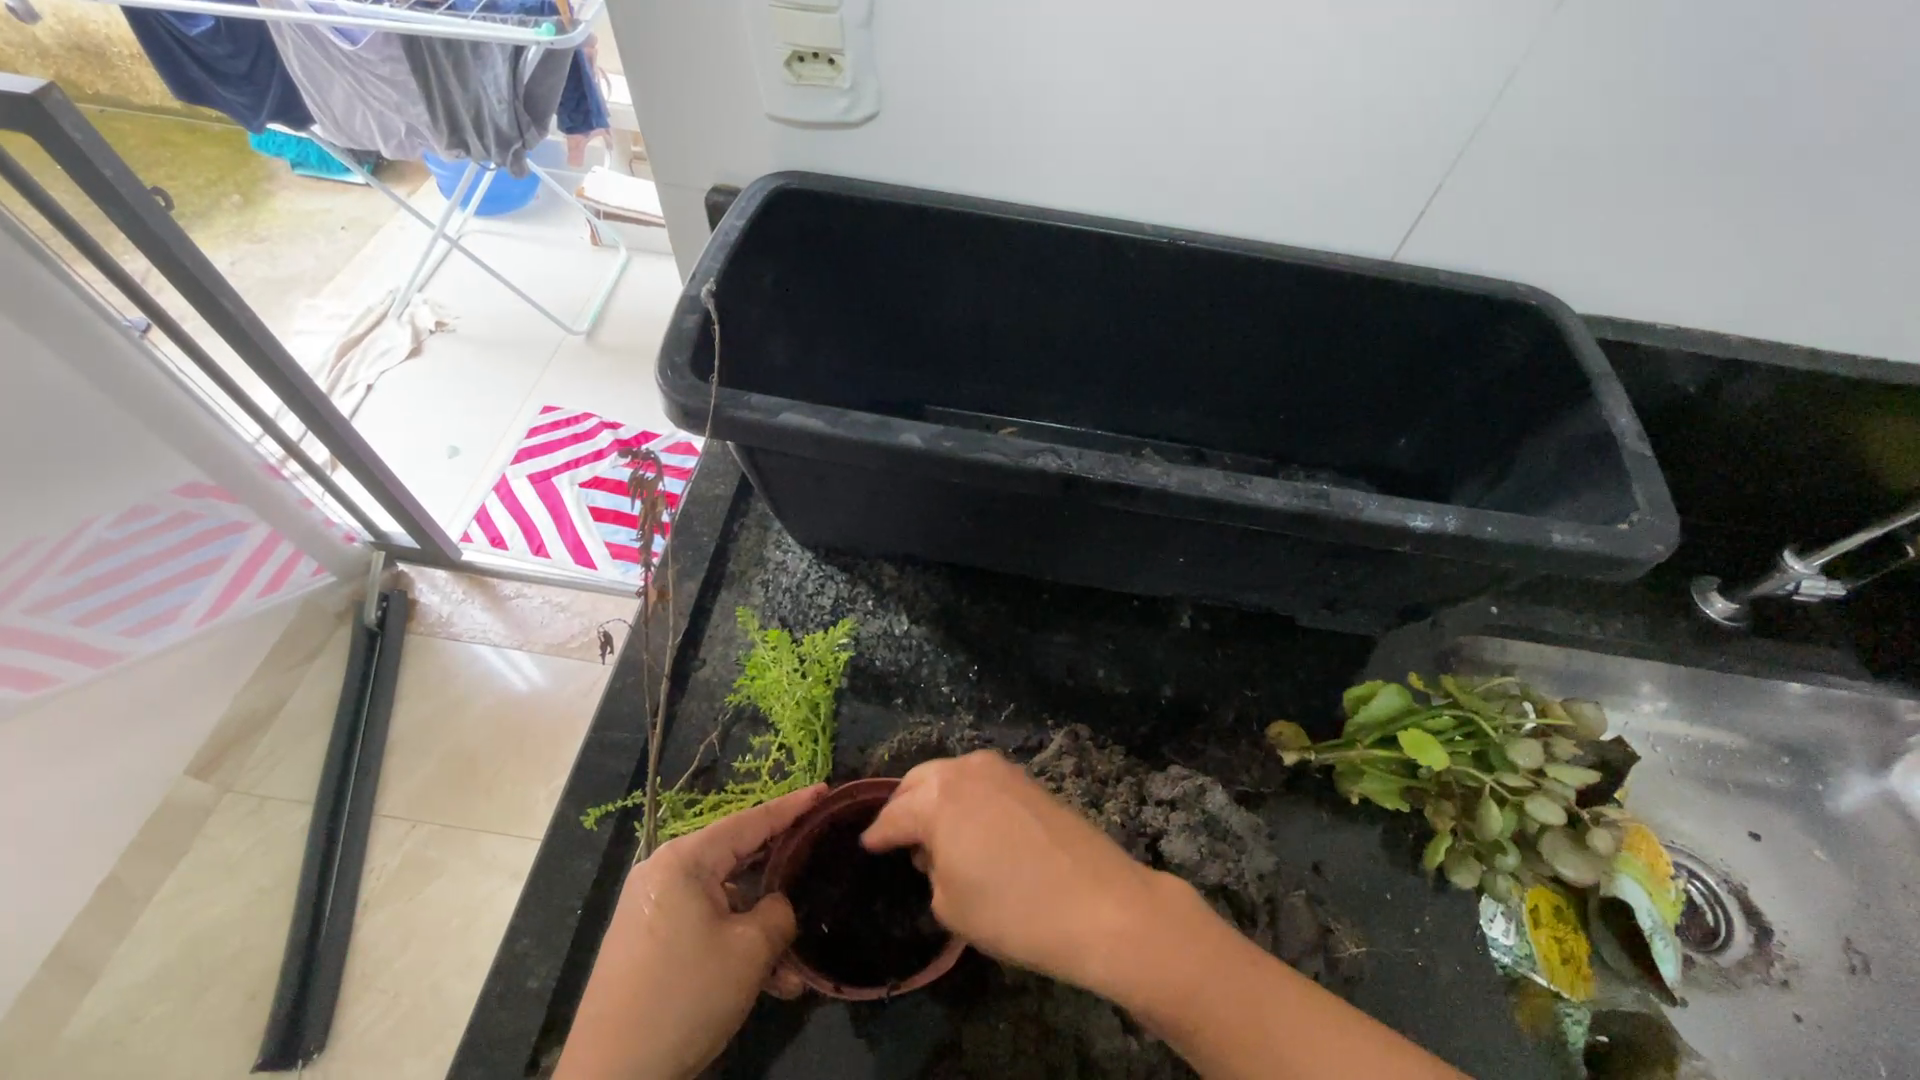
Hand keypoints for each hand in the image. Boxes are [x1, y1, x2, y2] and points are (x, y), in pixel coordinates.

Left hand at [556, 784, 826, 1079]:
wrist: (614, 1075)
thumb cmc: (686, 995)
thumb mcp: (750, 951)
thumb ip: (778, 912)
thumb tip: (778, 906)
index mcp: (683, 861)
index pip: (749, 821)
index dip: (792, 807)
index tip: (825, 790)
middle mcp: (665, 876)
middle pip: (737, 859)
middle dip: (782, 877)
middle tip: (822, 861)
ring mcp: (655, 911)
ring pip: (727, 904)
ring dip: (763, 931)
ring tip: (797, 967)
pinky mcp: (652, 944)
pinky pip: (707, 929)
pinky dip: (738, 948)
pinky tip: (772, 985)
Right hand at [860, 751, 1180, 995]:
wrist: (1101, 906)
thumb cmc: (1014, 912)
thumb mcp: (950, 905)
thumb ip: (930, 870)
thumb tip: (935, 853)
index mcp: (936, 797)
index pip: (892, 816)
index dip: (876, 836)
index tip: (866, 847)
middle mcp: (965, 770)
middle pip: (919, 783)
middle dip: (904, 808)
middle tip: (898, 839)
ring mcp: (1003, 771)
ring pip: (952, 777)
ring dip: (936, 800)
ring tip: (934, 835)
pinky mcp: (1031, 782)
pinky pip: (981, 784)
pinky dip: (966, 800)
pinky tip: (970, 828)